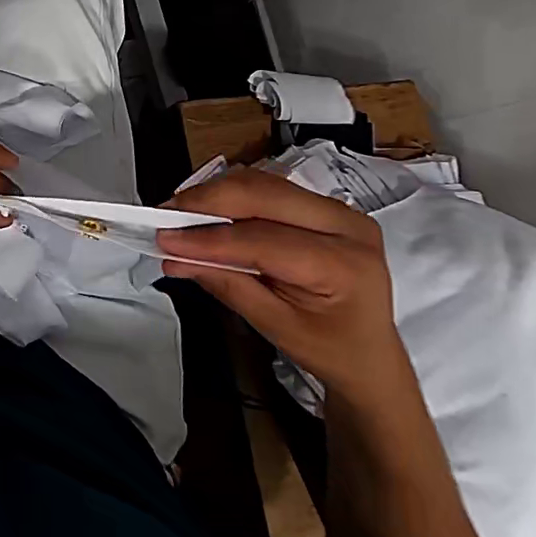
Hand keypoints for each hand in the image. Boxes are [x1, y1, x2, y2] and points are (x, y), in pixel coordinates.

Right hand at [158, 169, 400, 393]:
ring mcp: (339, 209)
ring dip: (217, 193)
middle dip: (208, 200)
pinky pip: (271, 187)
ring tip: (180, 211)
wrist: (370, 354)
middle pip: (265, 194)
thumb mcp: (275, 327)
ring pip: (265, 182)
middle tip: (166, 214)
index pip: (263, 239)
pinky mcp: (325, 205)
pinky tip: (208, 209)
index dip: (208, 237)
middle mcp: (348, 224)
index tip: (165, 238)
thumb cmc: (330, 349)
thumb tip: (177, 258)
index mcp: (345, 264)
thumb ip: (227, 285)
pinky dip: (233, 195)